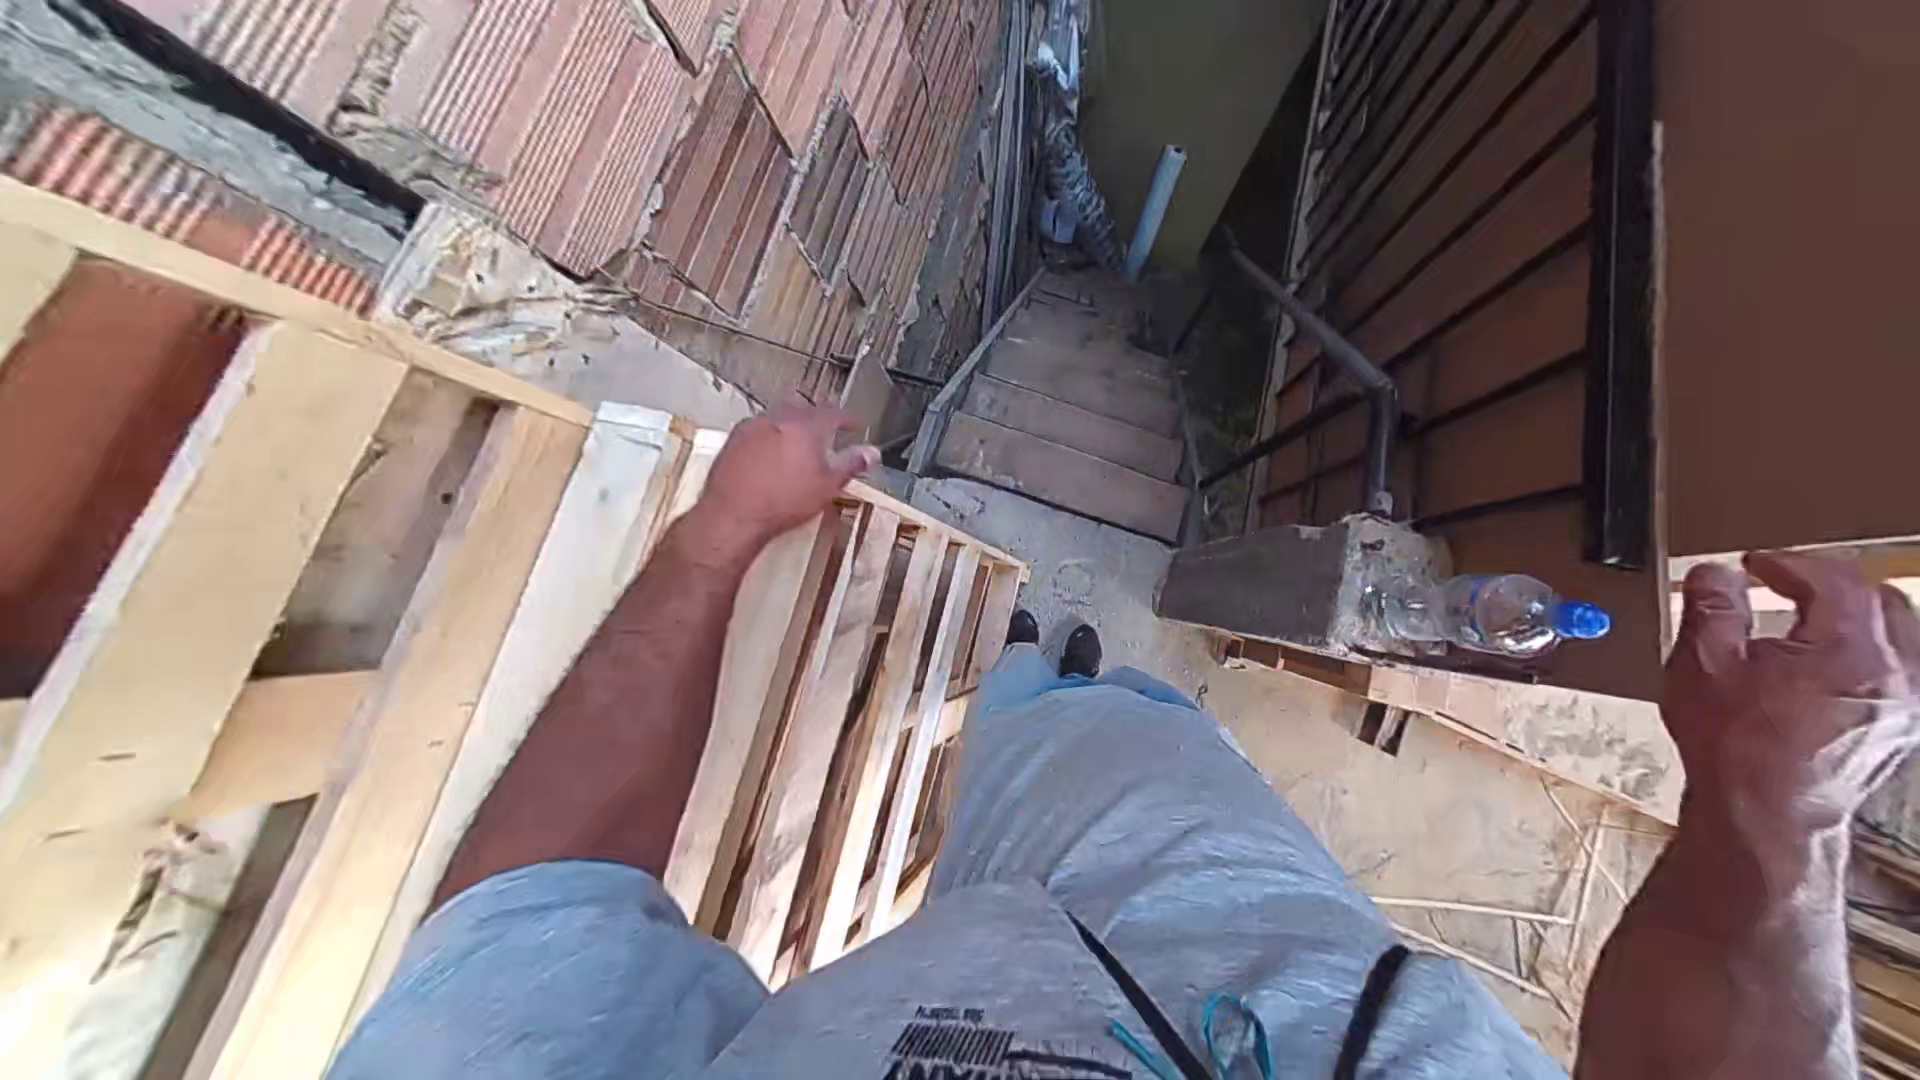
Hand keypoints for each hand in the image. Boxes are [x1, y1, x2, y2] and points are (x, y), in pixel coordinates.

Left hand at [683, 401, 878, 567]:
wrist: (734, 515)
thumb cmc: (785, 502)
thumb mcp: (827, 486)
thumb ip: (852, 464)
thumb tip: (872, 452)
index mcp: (805, 426)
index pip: (834, 413)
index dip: (848, 419)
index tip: (856, 425)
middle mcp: (778, 418)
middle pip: (805, 410)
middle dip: (819, 420)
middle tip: (830, 433)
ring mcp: (752, 427)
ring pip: (780, 417)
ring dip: (794, 426)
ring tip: (802, 444)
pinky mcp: (733, 440)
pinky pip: (759, 429)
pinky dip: (773, 435)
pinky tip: (773, 454)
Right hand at [1666, 552, 1919, 835]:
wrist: (1763, 801)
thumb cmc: (1730, 733)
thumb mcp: (1702, 661)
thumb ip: (1712, 609)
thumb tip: (1717, 574)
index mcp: (1852, 652)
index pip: (1837, 583)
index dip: (1791, 564)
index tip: (1754, 563)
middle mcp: (1900, 673)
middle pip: (1886, 603)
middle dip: (1830, 583)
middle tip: (1780, 580)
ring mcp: (1910, 703)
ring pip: (1903, 636)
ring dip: (1854, 615)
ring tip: (1802, 614)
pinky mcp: (1903, 725)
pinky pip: (1900, 669)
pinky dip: (1864, 648)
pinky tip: (1821, 658)